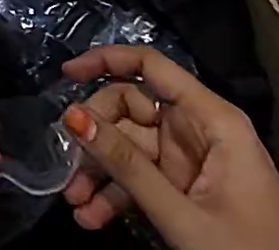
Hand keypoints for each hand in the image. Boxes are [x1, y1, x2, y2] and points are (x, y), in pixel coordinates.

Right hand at [58, 46, 278, 249]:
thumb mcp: (184, 216)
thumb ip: (127, 167)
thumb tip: (72, 115)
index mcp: (212, 119)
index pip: (151, 66)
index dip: (106, 61)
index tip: (66, 74)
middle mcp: (198, 130)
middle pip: (131, 109)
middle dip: (97, 137)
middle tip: (69, 165)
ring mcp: (190, 162)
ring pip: (129, 148)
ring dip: (98, 173)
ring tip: (74, 202)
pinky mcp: (186, 192)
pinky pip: (140, 180)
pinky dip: (114, 196)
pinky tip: (91, 217)